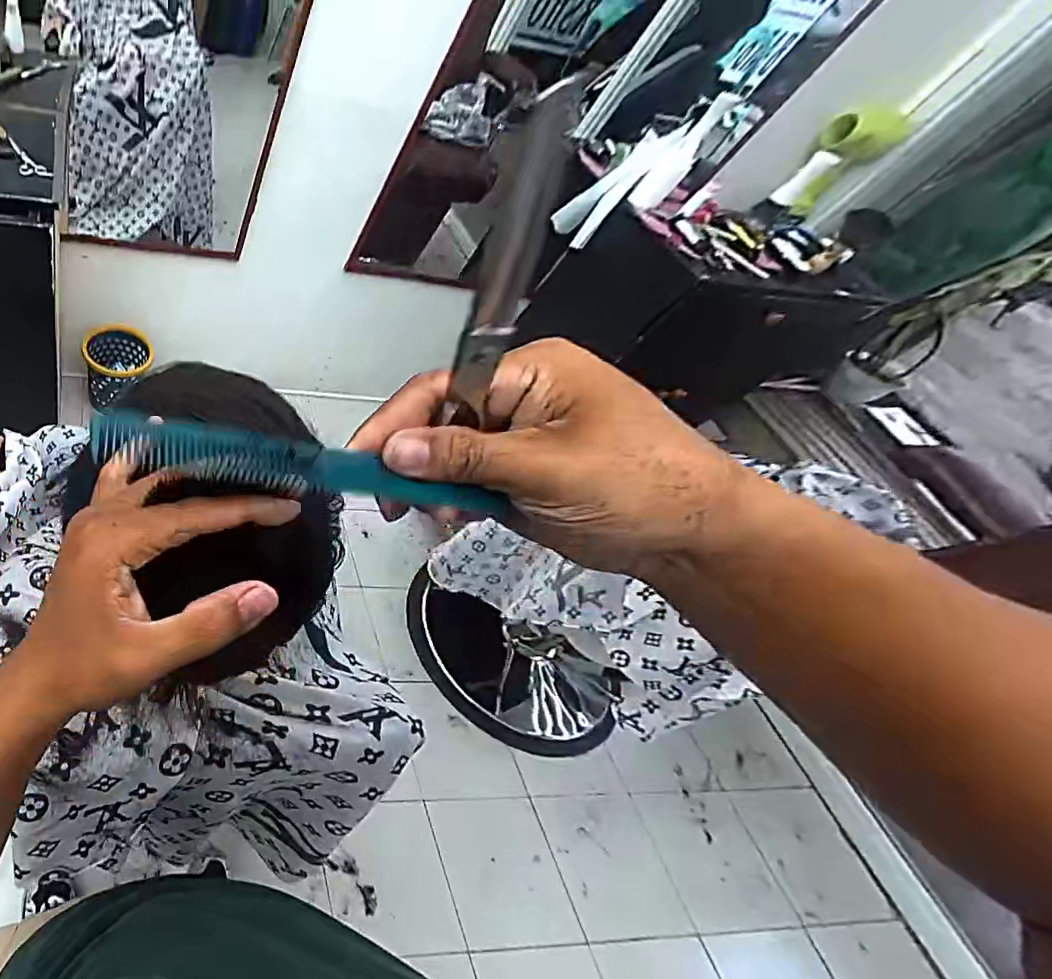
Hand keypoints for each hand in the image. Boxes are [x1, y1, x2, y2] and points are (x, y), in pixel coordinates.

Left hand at [12, 451, 299, 717]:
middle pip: (172, 484)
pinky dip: (146, 465)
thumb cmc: (89, 670)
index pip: (193, 514)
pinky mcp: (90, 530)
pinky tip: (154, 447)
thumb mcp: (151, 656)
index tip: (288, 504)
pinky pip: (121, 483)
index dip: (245, 509)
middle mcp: (100, 517)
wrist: (39, 681)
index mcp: (114, 540)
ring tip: (233, 462)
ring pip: (148, 476)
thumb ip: (208, 624)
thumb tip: (267, 593)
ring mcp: (91, 519)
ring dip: (191, 469)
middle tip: (271, 480)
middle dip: (225, 481)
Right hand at [347, 337, 770, 575]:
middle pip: (438, 421)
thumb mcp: (544, 468)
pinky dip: (454, 500)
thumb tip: (395, 451)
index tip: (359, 460)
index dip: (395, 424)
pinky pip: (468, 480)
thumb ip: (465, 458)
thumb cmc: (637, 484)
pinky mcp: (518, 473)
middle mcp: (517, 396)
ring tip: (437, 515)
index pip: (442, 388)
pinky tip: (454, 516)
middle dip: (413, 461)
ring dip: (433, 485)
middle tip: (389, 502)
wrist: (691, 534)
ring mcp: (516, 437)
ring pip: (448, 455)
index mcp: (528, 371)